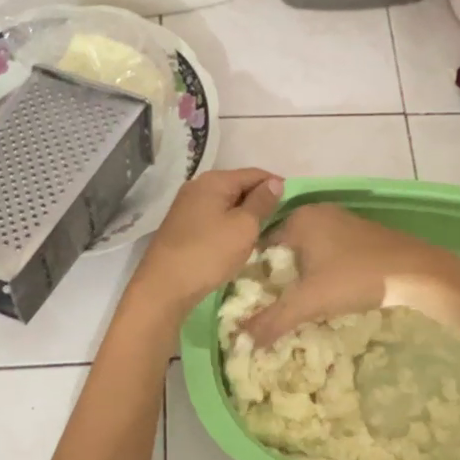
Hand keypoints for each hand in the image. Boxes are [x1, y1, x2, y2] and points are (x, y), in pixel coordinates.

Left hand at [127, 168, 283, 316]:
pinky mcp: (181, 226)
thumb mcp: (243, 227)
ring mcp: (186, 207)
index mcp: (214, 181)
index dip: (276, 185)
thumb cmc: (209, 253)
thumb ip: (261, 202)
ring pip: (225, 204)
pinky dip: (228, 225)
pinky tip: (237, 242)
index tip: (294, 203)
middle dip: (259, 201)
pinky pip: (213, 218)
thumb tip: (275, 182)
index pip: (254, 173)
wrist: (165, 286)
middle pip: (238, 186)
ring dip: (244, 215)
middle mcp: (197, 187)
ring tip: (262, 233)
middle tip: (280, 221)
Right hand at [241, 204, 459, 342]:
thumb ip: (273, 320)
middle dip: (278, 279)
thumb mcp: (309, 302)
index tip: (250, 302)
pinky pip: (328, 253)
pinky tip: (326, 293)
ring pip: (308, 253)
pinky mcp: (360, 235)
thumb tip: (243, 340)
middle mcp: (317, 213)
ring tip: (296, 305)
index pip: (260, 247)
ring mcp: (341, 221)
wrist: (417, 273)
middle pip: (284, 250)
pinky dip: (322, 272)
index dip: (253, 276)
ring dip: (301, 277)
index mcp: (298, 218)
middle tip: (271, 308)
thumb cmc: (356, 279)